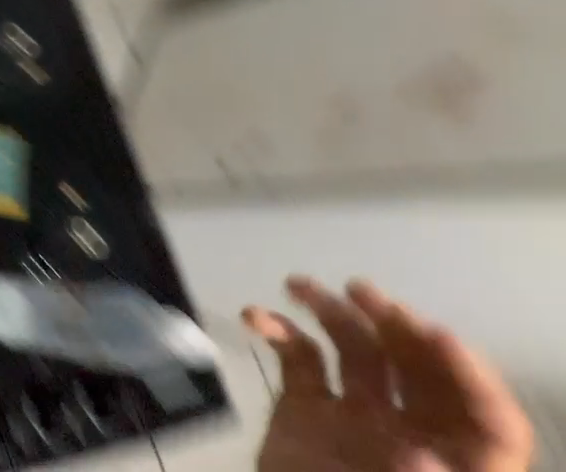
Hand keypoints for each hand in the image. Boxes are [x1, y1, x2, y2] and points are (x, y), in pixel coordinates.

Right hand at [244, 276, 531, 471]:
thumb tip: (420, 456)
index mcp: (460, 464)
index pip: (487, 416)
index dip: (469, 374)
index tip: (433, 333)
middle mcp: (415, 433)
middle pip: (418, 371)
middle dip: (393, 326)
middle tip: (361, 292)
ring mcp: (357, 418)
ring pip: (355, 351)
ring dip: (330, 313)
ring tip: (299, 286)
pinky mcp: (305, 408)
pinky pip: (297, 360)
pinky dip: (276, 331)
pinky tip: (255, 317)